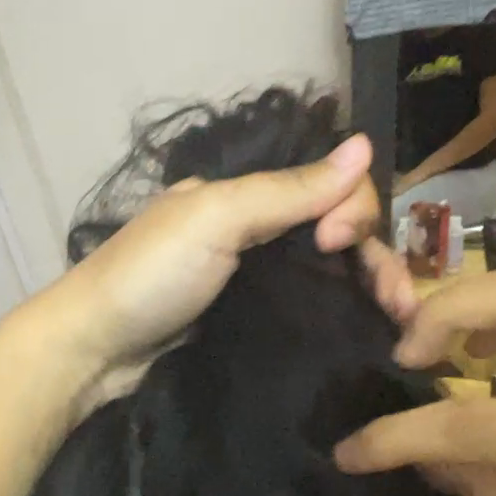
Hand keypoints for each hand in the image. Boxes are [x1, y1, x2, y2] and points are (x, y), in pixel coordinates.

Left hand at [36, 134, 415, 375]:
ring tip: (400, 325)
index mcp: (246, 197)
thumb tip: (365, 144)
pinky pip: (307, 309)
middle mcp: (256, 233)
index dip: (349, 210)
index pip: (325, 190)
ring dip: (369, 290)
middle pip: (336, 235)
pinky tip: (368, 334)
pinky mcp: (252, 324)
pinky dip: (340, 315)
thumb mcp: (216, 218)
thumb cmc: (149, 275)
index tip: (335, 244)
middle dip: (375, 260)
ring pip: (328, 274)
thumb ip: (288, 190)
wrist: (95, 351)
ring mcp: (255, 282)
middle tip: (399, 305)